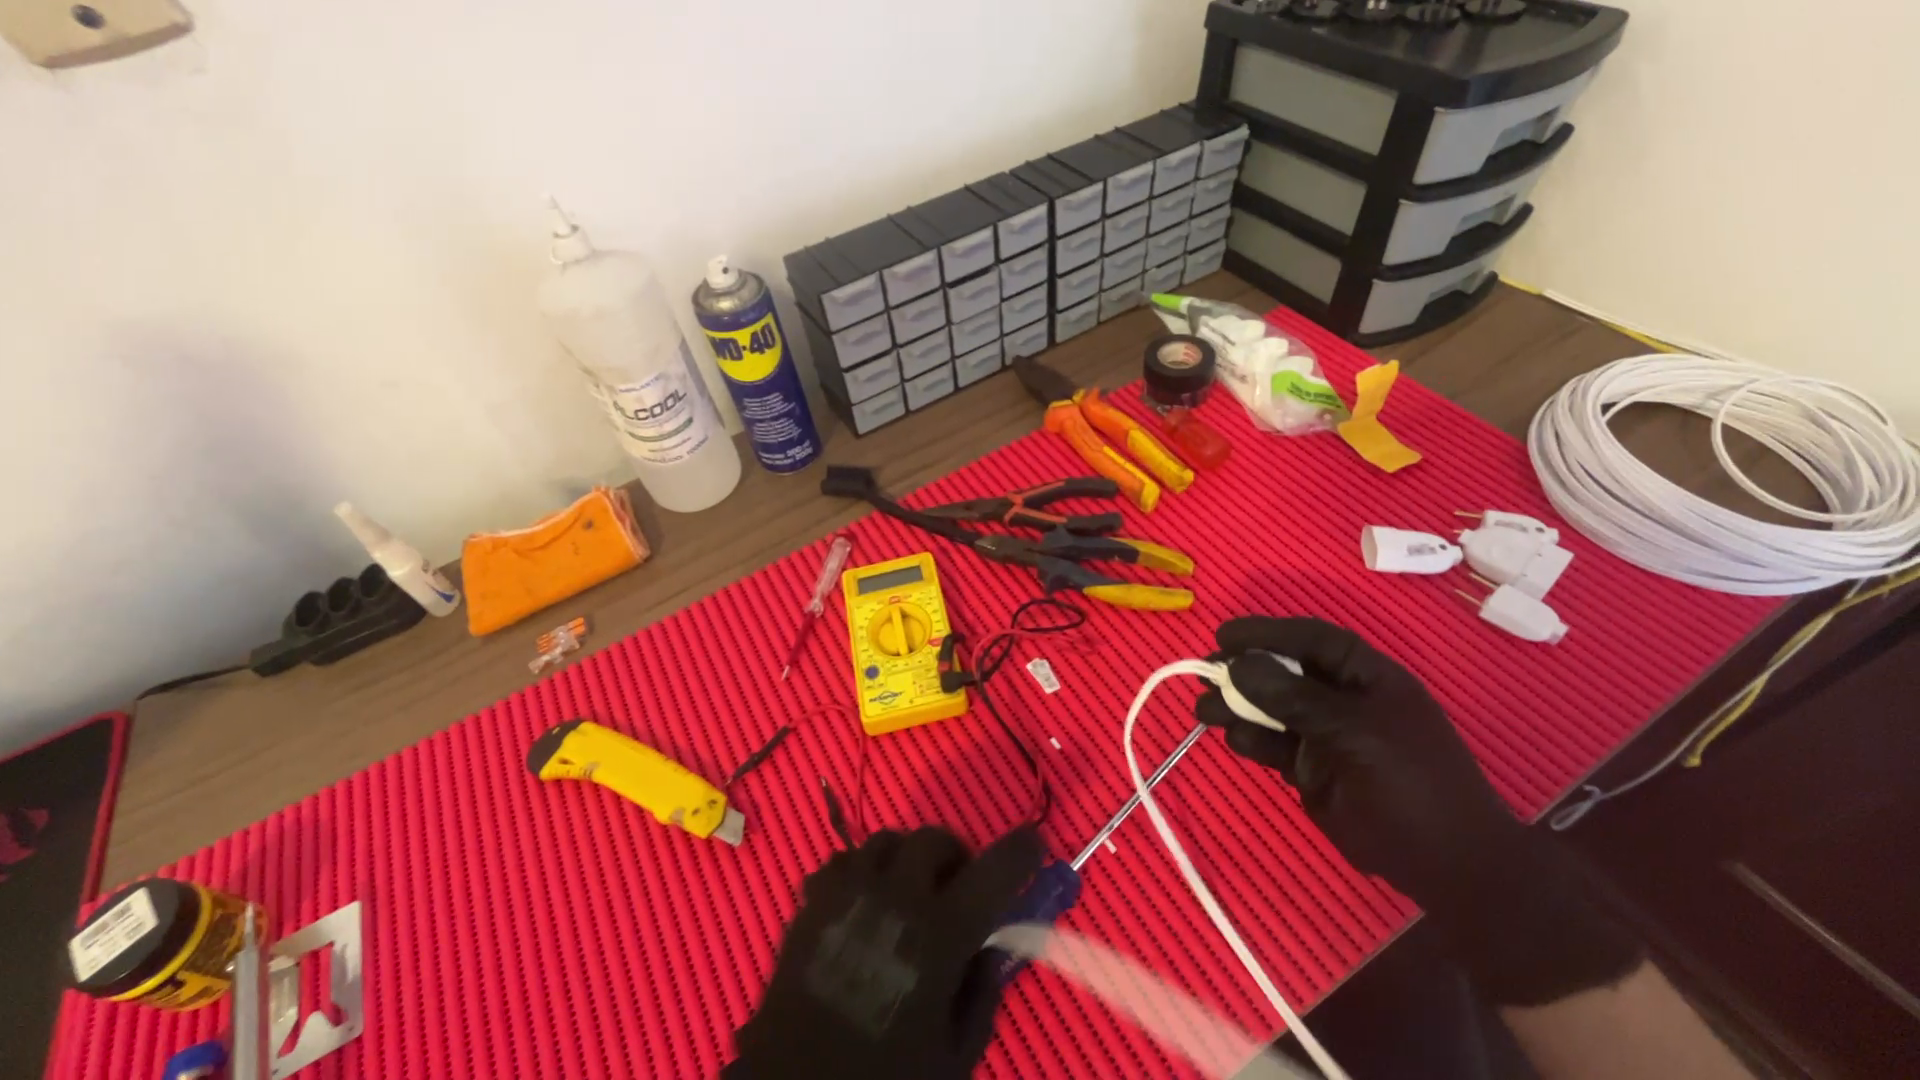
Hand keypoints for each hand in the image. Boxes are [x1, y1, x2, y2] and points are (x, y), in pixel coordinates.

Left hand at [726, 826, 1041, 1078]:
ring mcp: (846, 895)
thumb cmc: (887, 1078)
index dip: (1021, 850)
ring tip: (909, 895)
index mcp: (941, 934)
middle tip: (960, 889)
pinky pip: (843, 863)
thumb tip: (992, 943)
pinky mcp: (809, 906)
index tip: (1033, 846)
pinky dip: (862, 873)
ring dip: (907, 860)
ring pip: (885, 842)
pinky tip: (865, 908)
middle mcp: (895, 898)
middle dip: (956, 856)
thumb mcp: (956, 1053)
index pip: (995, 868)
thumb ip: (982, 989)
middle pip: (933, 839)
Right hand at [1194, 616, 1524, 910]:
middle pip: (1283, 673)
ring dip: (1237, 707)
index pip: (1311, 640)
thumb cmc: (1410, 781)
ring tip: (1203, 711)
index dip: (1268, 633)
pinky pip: (1272, 745)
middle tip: (1203, 674)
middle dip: (1243, 671)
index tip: (1224, 637)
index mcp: (1366, 677)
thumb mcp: (1354, 730)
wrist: (1443, 861)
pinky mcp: (1311, 770)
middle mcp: (1342, 700)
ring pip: (1270, 710)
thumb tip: (1239, 665)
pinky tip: (1235, 740)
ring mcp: (1325, 736)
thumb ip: (1295, 697)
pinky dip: (1250, 740)